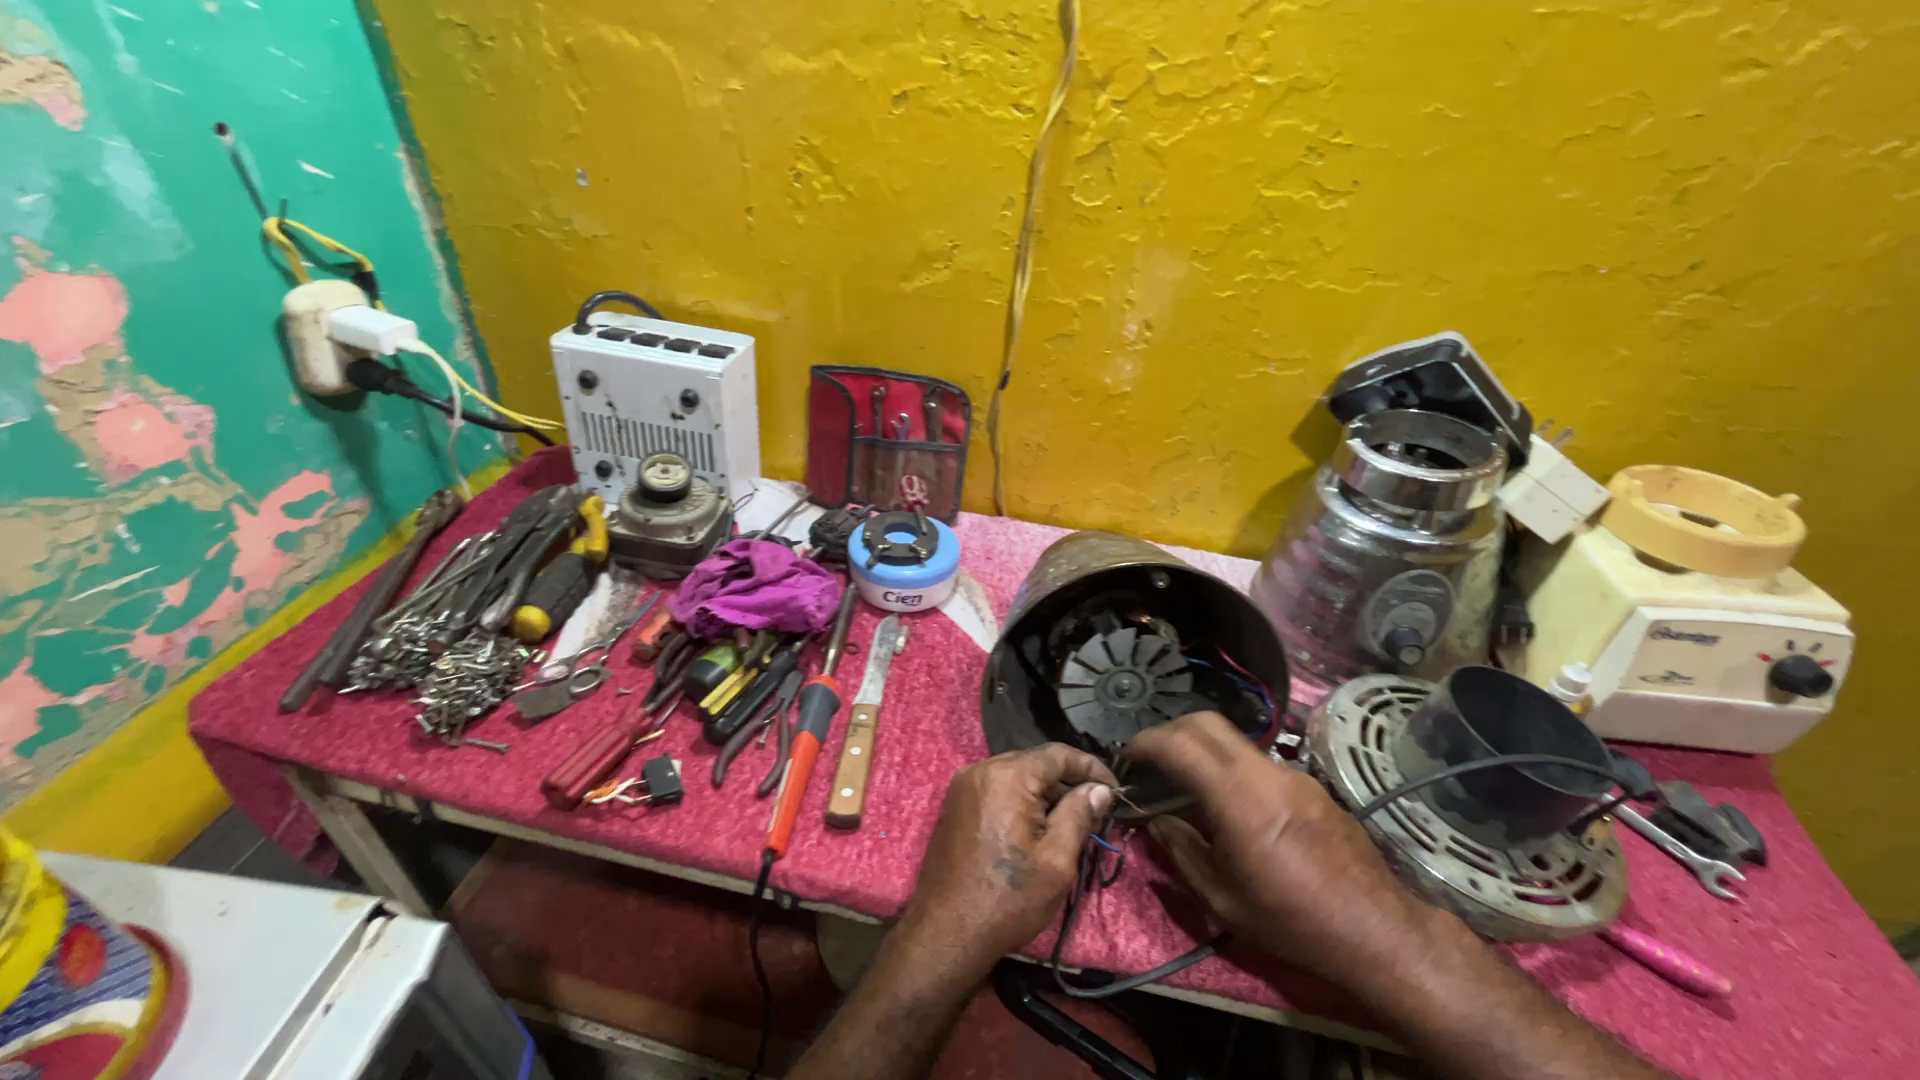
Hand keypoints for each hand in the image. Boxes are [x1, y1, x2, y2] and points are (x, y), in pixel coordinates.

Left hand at [899, 743, 1115, 971]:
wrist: (946, 933)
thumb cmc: (1008, 899)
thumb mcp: (1056, 860)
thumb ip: (1079, 814)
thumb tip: (1100, 789)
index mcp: (1007, 776)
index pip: (1058, 754)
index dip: (1092, 768)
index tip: (1115, 791)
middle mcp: (981, 770)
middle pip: (1035, 763)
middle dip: (1068, 782)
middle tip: (1096, 812)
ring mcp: (963, 787)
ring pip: (1016, 776)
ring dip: (1045, 794)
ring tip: (1071, 823)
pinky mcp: (955, 806)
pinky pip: (997, 790)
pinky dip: (1021, 801)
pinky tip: (1038, 829)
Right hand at [1125, 712, 1437, 986]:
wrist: (1377, 930)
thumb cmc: (1292, 922)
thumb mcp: (1222, 899)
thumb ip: (1181, 851)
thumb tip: (1155, 821)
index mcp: (1238, 799)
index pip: (1179, 745)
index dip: (1145, 743)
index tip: (1126, 758)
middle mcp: (1266, 773)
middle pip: (1207, 723)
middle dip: (1170, 731)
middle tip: (1150, 759)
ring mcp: (1294, 775)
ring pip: (1234, 740)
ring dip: (1202, 750)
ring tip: (1186, 785)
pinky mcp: (1312, 786)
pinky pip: (1259, 762)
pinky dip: (1231, 768)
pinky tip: (1230, 805)